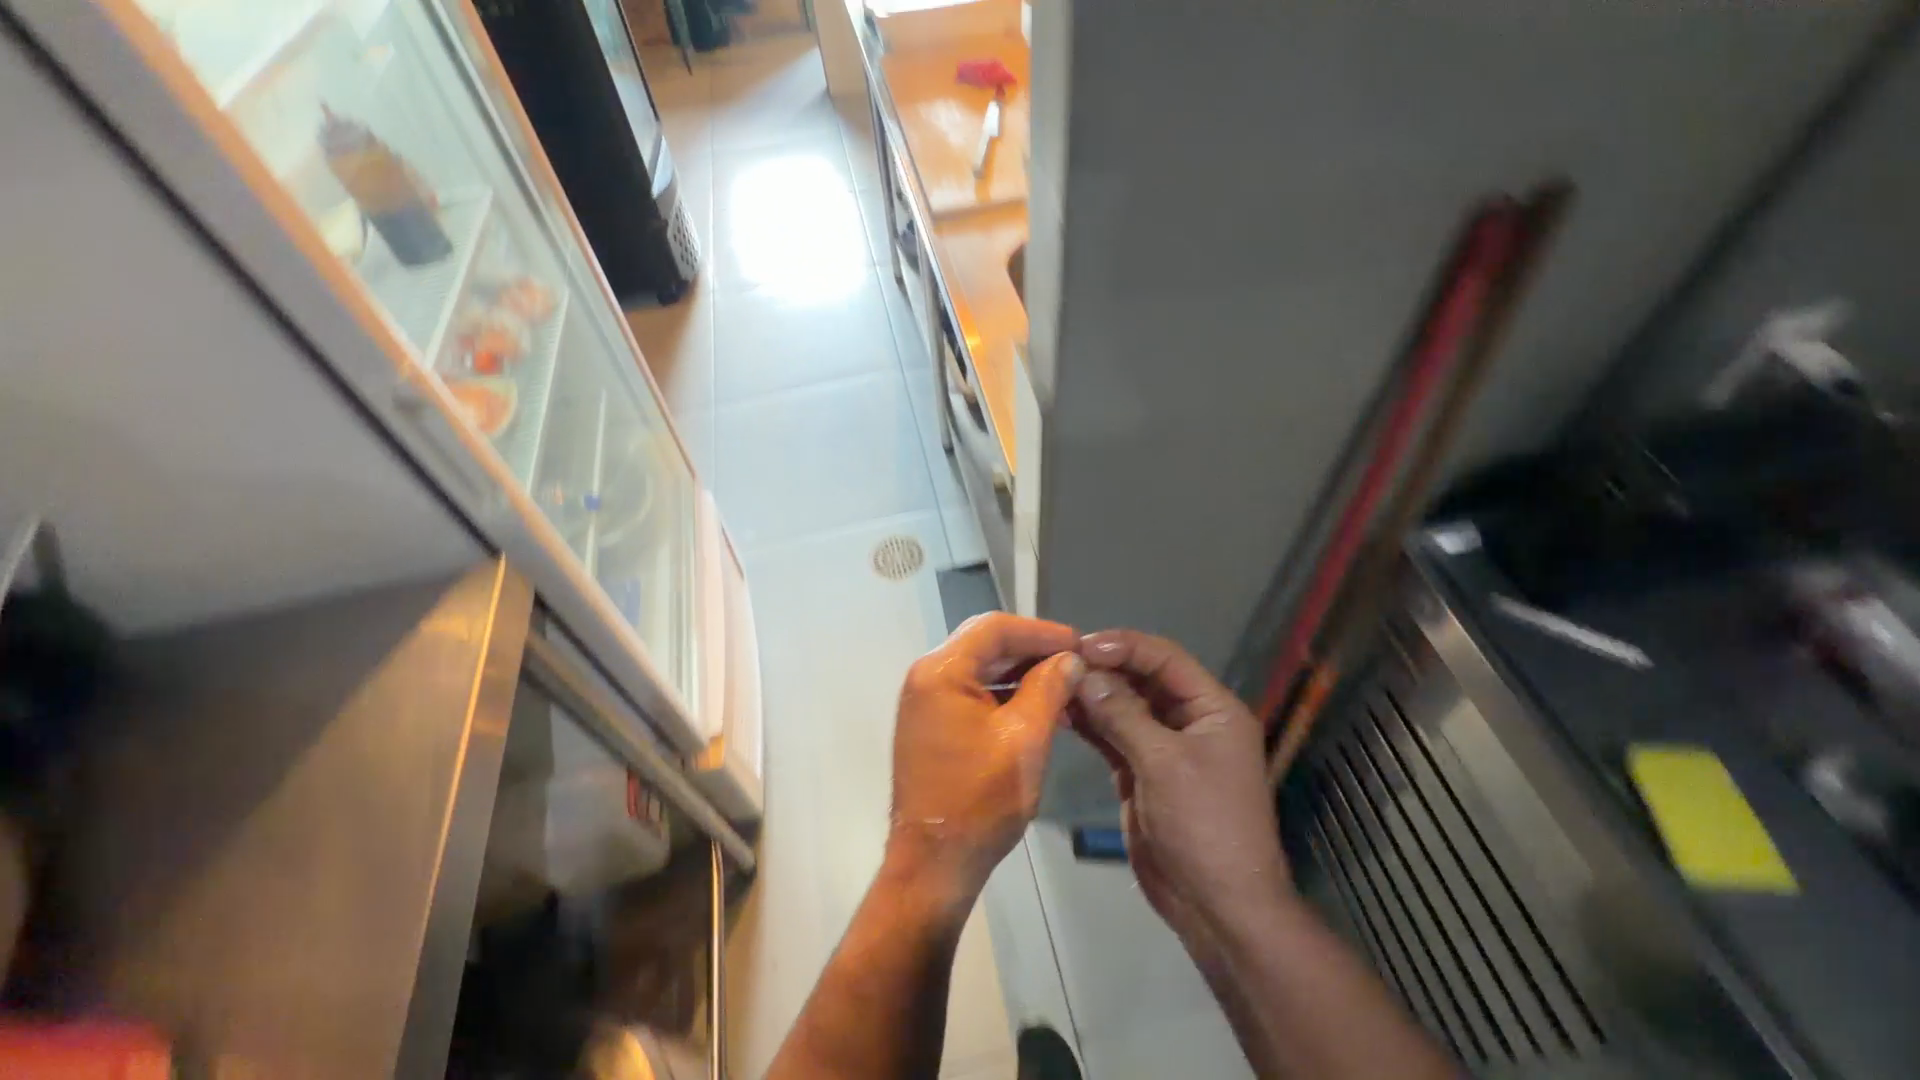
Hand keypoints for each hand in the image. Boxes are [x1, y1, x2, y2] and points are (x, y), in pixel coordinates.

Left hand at [889, 613, 1084, 904]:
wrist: (934, 862)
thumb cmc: (980, 800)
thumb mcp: (1025, 740)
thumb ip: (1049, 689)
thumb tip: (1069, 659)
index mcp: (941, 672)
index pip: (995, 628)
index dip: (1041, 631)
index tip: (1080, 644)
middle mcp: (926, 678)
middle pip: (985, 644)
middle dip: (1032, 650)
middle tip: (1076, 662)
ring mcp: (925, 703)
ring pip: (980, 669)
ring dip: (1021, 672)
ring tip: (1065, 683)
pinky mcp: (932, 725)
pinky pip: (972, 693)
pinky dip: (1005, 694)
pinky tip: (1039, 707)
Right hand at [1074, 630, 1292, 948]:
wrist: (1217, 904)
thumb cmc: (1203, 825)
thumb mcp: (1164, 764)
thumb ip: (1123, 715)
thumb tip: (1083, 673)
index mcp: (1212, 709)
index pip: (1165, 659)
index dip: (1124, 646)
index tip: (1080, 645)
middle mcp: (1190, 721)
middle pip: (1142, 680)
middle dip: (1102, 669)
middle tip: (1056, 662)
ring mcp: (1164, 749)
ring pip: (1124, 708)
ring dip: (1091, 696)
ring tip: (1050, 682)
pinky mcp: (1141, 774)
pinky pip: (1113, 738)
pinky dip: (1089, 726)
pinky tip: (1059, 713)